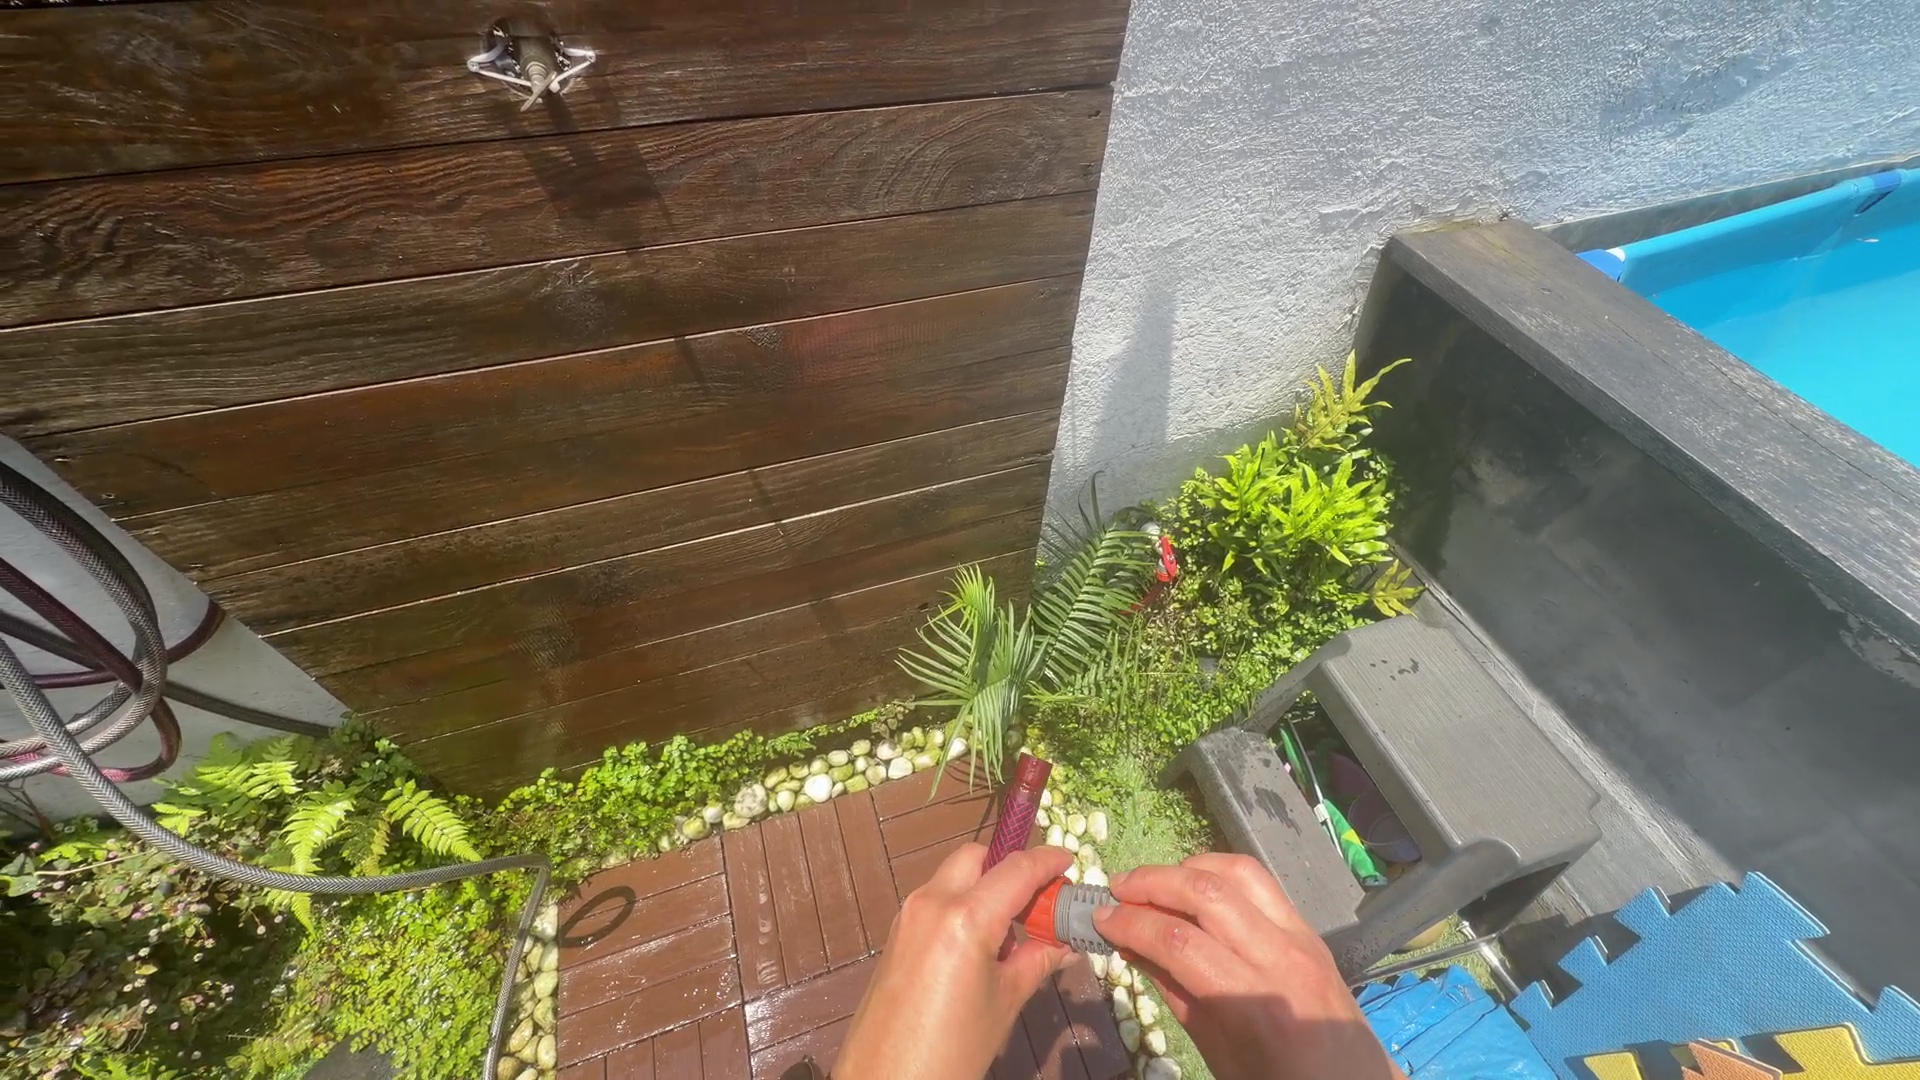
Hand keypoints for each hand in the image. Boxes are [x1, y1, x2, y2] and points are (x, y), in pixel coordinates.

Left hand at [835, 844, 1074, 1079]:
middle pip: (977, 857)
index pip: (1016, 870)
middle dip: (1008, 866)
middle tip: (1036, 898)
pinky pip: (937, 897)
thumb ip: (1036, 960)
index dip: (1046, 860)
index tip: (1069, 861)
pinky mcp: (898, 928)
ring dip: (985, 884)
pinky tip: (979, 941)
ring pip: (955, 874)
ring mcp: (910, 911)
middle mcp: (933, 900)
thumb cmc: (954, 1048)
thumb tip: (1064, 942)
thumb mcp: (1005, 1003)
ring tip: (1011, 928)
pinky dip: (963, 901)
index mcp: (966, 917)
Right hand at [1092, 853, 1403, 1079]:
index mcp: (1257, 1006)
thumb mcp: (1220, 1058)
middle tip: (1116, 890)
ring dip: (1184, 867)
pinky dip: (1217, 871)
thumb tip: (1131, 946)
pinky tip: (1193, 884)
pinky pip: (1259, 880)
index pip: (1179, 942)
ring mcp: (1302, 937)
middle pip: (1206, 892)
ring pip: (1236, 871)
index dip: (1131, 924)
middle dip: (1152, 882)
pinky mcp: (1309, 927)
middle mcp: (1282, 959)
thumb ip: (1175, 994)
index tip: (1100, 919)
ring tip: (1153, 882)